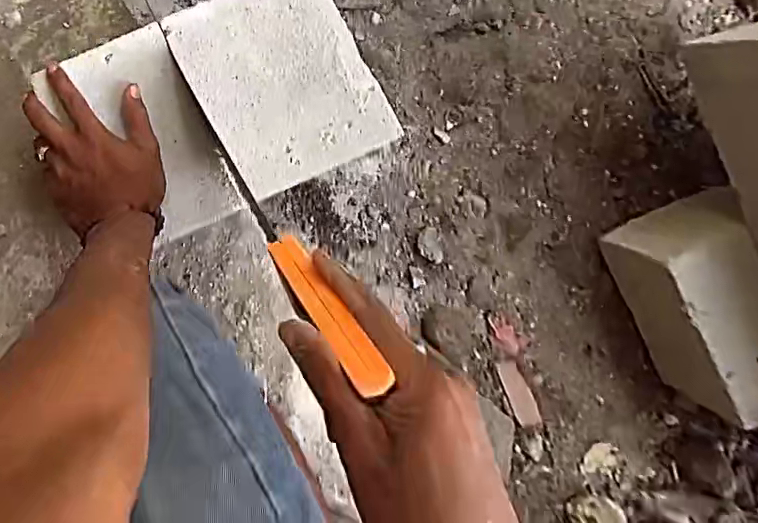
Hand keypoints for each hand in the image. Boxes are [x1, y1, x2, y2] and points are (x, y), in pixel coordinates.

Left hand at [21, 65, 165, 238]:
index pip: (71, 100)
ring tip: (44, 132)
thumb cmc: (135, 192)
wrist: (119, 228)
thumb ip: (137, 117)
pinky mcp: (54, 190)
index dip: (60, 82)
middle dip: (32, 103)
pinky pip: (45, 170)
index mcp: (93, 136)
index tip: (53, 72)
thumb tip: (131, 93)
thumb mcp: (147, 149)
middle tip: (30, 96)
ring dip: (41, 136)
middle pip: (41, 119)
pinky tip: (55, 164)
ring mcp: (59, 170)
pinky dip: (48, 163)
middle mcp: (71, 150)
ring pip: (40, 145)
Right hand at [281, 251, 517, 522]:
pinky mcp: (460, 417)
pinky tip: (371, 423)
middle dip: (341, 335)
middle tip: (307, 329)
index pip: (367, 313)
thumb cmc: (422, 517)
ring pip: (393, 364)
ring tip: (345, 418)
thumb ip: (327, 381)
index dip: (333, 282)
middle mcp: (447, 380)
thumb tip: (297, 331)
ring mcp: (458, 399)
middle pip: (379, 337)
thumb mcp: (360, 447)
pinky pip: (412, 384)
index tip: (309, 260)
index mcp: (424, 380)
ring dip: (361, 372)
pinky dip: (383, 389)